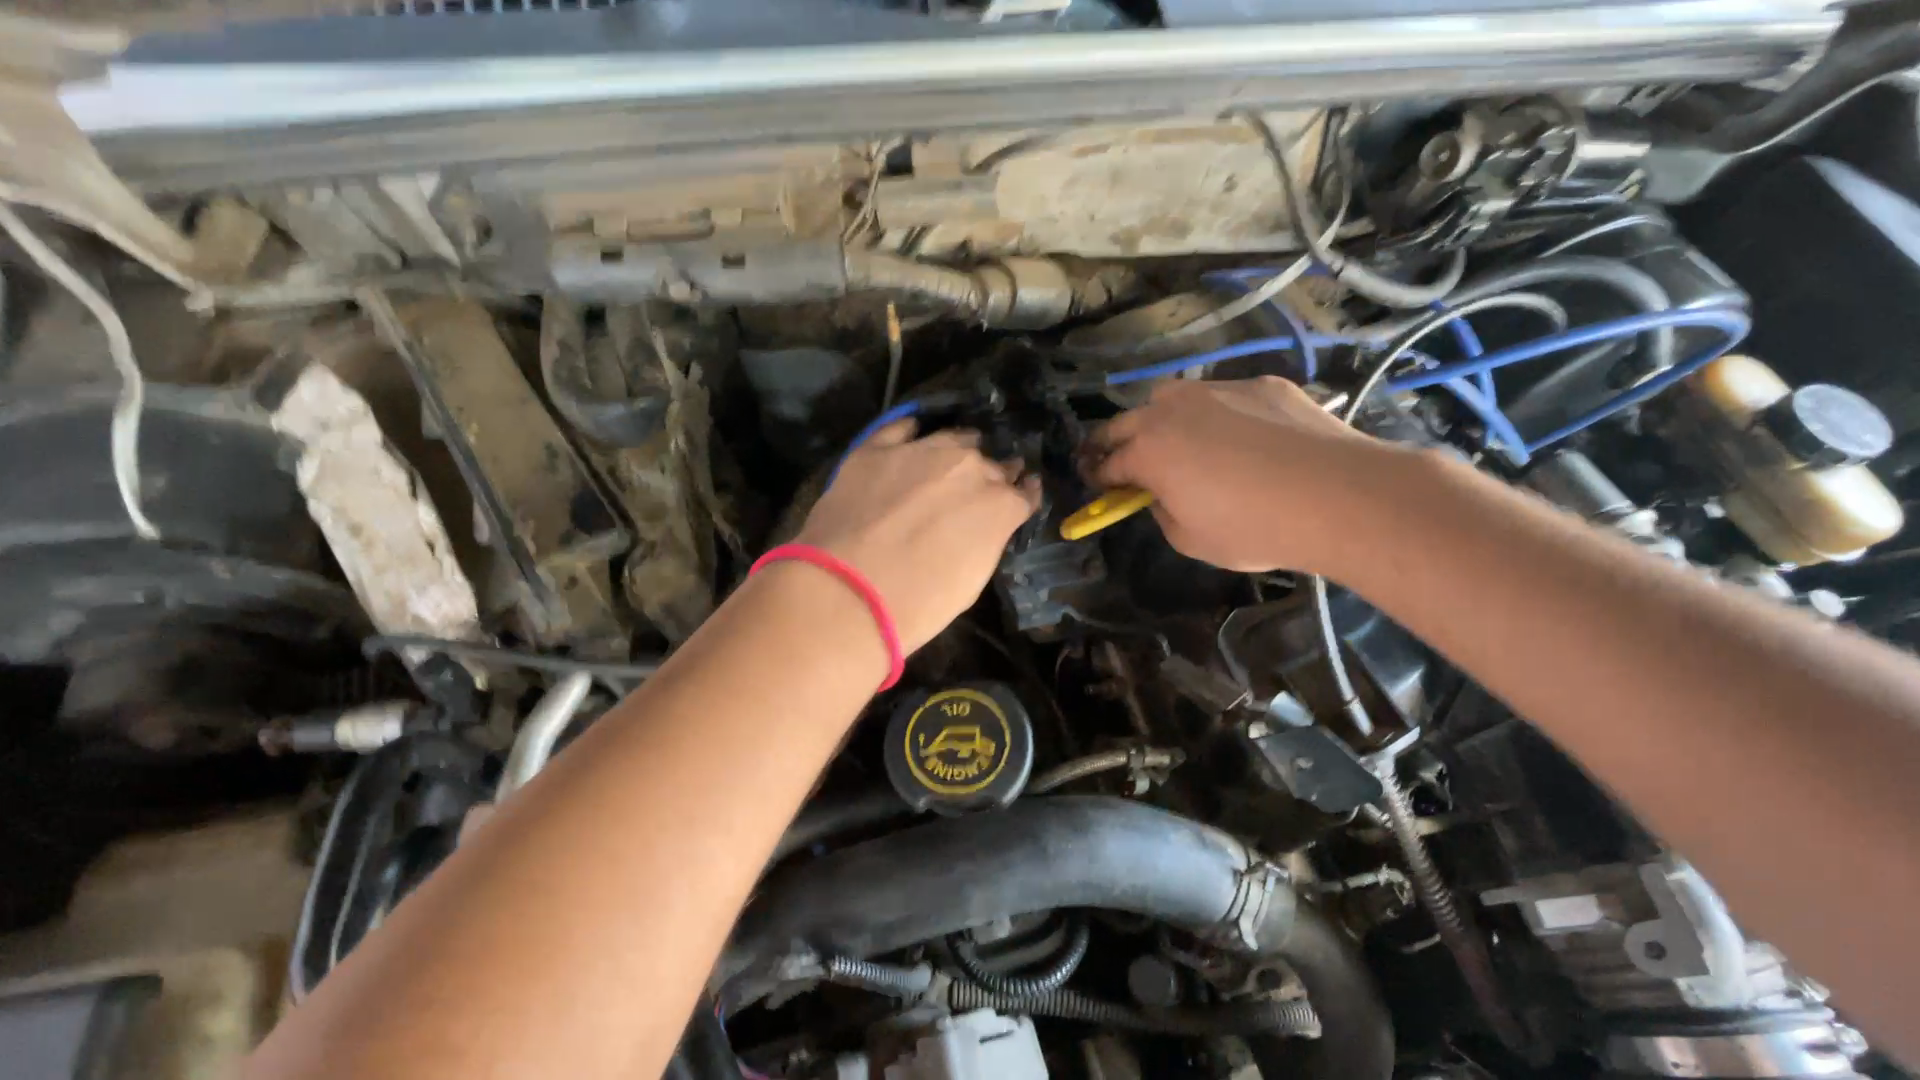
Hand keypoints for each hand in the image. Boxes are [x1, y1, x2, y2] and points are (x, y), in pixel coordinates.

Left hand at [796, 421, 1040, 651]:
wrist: (848, 591)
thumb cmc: (918, 603)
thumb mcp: (971, 581)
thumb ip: (985, 540)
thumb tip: (983, 526)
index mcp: (998, 505)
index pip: (1024, 493)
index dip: (1023, 494)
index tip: (1023, 495)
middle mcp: (967, 467)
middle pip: (989, 463)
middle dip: (991, 474)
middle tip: (986, 484)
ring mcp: (920, 452)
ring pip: (951, 438)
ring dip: (959, 448)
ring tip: (957, 454)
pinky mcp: (875, 450)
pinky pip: (899, 429)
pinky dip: (910, 432)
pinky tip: (912, 433)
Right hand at [1088, 377, 1400, 574]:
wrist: (1337, 495)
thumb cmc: (1254, 527)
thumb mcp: (1190, 539)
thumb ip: (1162, 512)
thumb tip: (1161, 495)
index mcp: (1147, 450)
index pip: (1106, 462)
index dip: (1096, 476)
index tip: (1096, 484)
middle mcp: (1173, 409)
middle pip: (1127, 420)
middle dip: (1116, 440)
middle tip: (1121, 459)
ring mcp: (1218, 389)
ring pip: (1174, 398)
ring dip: (1165, 418)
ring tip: (1183, 441)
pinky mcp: (1260, 384)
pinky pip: (1225, 397)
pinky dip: (1221, 415)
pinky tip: (1248, 439)